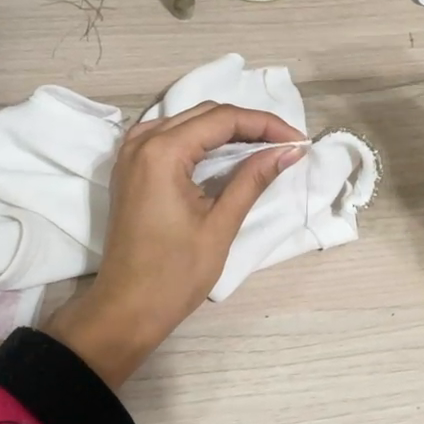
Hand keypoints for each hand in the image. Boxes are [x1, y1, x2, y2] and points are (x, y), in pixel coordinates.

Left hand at [44, 102, 303, 386]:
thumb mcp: (220, 225)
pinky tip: (222, 153)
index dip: (265, 125)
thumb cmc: (174, 274)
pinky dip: (198, 139)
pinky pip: (168, 136)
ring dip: (224, 129)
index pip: (223, 119)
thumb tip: (288, 152)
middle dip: (248, 125)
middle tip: (285, 146)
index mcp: (162, 152)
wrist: (125, 309)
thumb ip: (252, 180)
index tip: (299, 142)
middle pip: (205, 114)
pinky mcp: (129, 169)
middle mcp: (142, 142)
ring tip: (261, 147)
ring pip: (186, 121)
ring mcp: (130, 154)